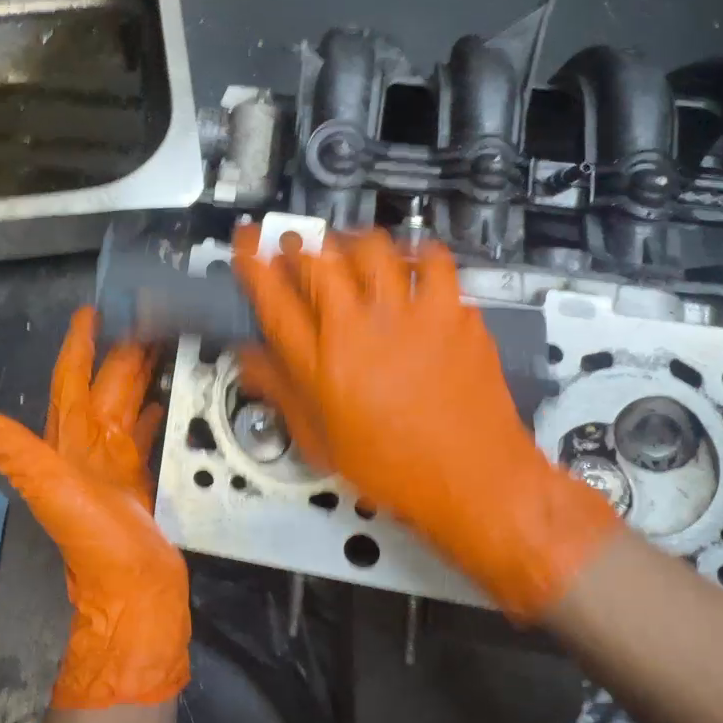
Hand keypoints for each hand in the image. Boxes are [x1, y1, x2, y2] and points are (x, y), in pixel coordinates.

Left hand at [0, 308, 189, 707]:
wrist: (134, 595)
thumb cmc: (96, 541)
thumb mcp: (51, 489)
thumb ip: (15, 452)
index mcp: (68, 442)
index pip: (70, 381)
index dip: (78, 346)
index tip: (90, 313)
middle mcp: (87, 448)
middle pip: (104, 387)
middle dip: (119, 352)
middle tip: (143, 317)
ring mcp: (112, 465)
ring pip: (124, 406)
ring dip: (137, 378)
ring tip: (158, 347)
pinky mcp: (138, 483)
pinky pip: (142, 435)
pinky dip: (151, 414)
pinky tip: (164, 399)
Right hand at [232, 226, 621, 618]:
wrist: (475, 480)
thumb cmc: (400, 468)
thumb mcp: (322, 440)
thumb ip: (281, 391)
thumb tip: (251, 361)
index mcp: (321, 362)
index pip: (272, 295)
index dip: (252, 260)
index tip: (246, 243)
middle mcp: (361, 329)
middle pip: (318, 260)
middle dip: (297, 242)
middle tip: (293, 244)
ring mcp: (409, 316)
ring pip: (371, 249)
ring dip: (351, 242)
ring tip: (346, 248)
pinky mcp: (451, 314)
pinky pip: (433, 261)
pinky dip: (417, 253)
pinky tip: (408, 261)